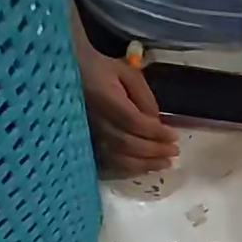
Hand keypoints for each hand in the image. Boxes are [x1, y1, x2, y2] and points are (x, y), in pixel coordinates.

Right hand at [77, 43, 178, 176]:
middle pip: (129, 145)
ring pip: (119, 160)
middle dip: (155, 151)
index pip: (135, 122)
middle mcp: (95, 123)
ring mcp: (88, 139)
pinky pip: (107, 166)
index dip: (156, 133)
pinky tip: (142, 168)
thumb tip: (156, 121)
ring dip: (145, 164)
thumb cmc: (98, 70)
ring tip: (164, 164)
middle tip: (174, 152)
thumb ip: (143, 96)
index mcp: (105, 101)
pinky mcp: (84, 148)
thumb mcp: (126, 72)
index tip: (174, 136)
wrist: (67, 77)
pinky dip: (128, 170)